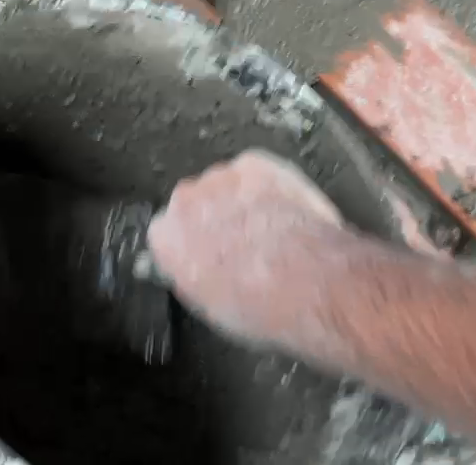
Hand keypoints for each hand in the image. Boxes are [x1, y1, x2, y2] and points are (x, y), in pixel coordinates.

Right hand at [147, 149, 355, 347]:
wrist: (311, 284)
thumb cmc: (262, 308)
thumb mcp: (212, 310)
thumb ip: (189, 278)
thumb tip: (193, 269)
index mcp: (164, 236)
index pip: (168, 234)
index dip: (193, 245)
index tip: (212, 258)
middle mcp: (182, 199)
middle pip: (193, 203)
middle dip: (213, 218)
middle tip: (246, 244)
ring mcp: (218, 177)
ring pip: (225, 186)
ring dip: (241, 201)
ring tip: (275, 231)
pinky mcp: (254, 164)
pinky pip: (257, 173)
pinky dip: (270, 188)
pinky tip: (289, 213)